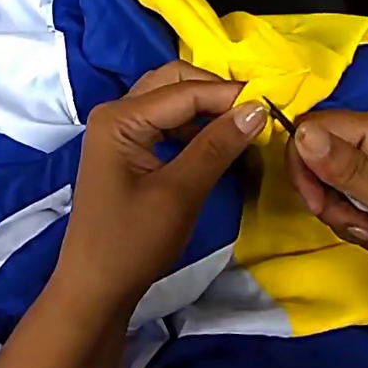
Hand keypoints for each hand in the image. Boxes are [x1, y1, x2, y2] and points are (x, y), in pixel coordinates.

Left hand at [54, 62, 266, 314]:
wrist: (95, 286)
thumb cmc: (132, 242)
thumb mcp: (180, 193)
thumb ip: (216, 146)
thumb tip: (256, 109)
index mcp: (120, 117)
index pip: (184, 91)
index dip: (229, 95)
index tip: (272, 104)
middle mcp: (115, 112)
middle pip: (173, 82)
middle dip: (215, 93)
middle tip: (255, 113)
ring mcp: (118, 128)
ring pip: (170, 98)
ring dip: (205, 107)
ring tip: (242, 126)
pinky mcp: (126, 146)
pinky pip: (164, 120)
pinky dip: (192, 125)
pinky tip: (217, 140)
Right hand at [285, 111, 367, 323]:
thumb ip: (351, 171)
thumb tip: (301, 133)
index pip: (319, 126)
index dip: (306, 158)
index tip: (315, 197)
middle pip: (314, 153)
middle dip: (323, 192)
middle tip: (351, 220)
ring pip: (320, 184)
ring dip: (338, 215)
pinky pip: (333, 206)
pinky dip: (347, 227)